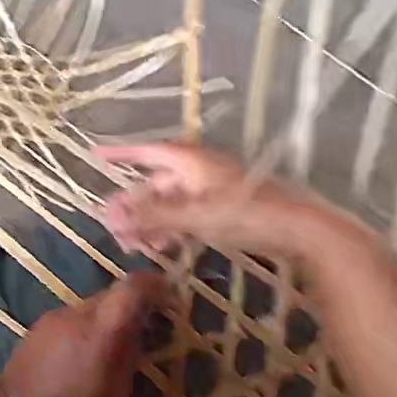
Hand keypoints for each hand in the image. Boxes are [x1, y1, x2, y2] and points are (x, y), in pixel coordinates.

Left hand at [0, 272, 166, 396]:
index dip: (155, 284)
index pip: (132, 287)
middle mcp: (80, 312)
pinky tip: (88, 349)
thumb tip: (140, 335)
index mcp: (102, 329)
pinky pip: (76, 314)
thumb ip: (130, 358)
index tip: (170, 293)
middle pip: (114, 292)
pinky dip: (90, 323)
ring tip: (118, 343)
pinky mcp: (44, 321)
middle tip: (150, 324)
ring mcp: (59, 313)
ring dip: (111, 315)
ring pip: (95, 304)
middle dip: (134, 303)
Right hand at [96, 142, 365, 257]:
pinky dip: (170, 228)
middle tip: (112, 228)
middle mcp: (196, 169)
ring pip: (168, 203)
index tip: (93, 154)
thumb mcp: (194, 215)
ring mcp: (210, 189)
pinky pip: (185, 214)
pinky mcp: (223, 208)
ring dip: (150, 222)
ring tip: (134, 245)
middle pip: (154, 183)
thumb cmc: (246, 212)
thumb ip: (152, 217)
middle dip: (132, 205)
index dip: (119, 153)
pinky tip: (161, 246)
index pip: (144, 151)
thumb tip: (112, 217)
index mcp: (188, 160)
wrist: (302, 230)